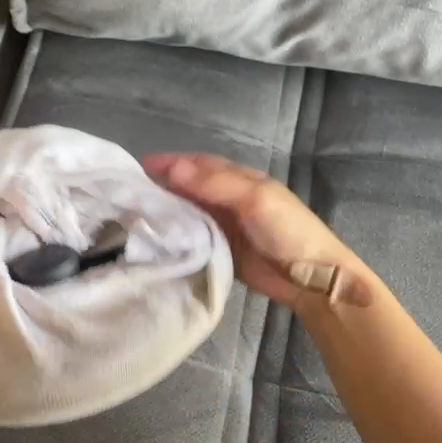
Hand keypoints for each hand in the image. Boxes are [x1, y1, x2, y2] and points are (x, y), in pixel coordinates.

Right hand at [143, 153, 360, 307]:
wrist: (312, 279)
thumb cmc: (288, 231)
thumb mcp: (254, 200)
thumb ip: (214, 184)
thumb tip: (172, 168)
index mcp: (240, 179)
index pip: (198, 164)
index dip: (170, 163)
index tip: (138, 168)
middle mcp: (229, 198)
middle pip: (189, 187)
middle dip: (161, 187)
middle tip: (129, 194)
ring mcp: (225, 225)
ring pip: (189, 212)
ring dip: (166, 212)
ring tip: (135, 216)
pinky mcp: (222, 250)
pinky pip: (193, 237)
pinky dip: (176, 236)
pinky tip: (157, 240)